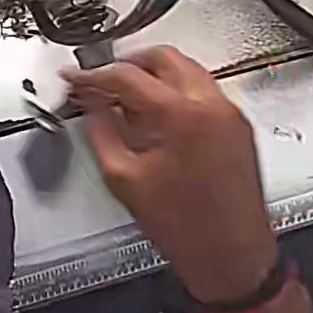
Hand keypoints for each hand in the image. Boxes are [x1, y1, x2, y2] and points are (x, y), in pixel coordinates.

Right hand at [65, 46, 278, 303]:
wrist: (230, 255)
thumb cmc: (186, 226)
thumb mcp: (122, 175)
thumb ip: (100, 128)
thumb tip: (90, 103)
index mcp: (181, 116)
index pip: (127, 75)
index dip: (92, 74)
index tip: (74, 77)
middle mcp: (212, 106)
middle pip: (163, 57)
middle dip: (126, 63)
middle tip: (101, 79)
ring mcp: (229, 115)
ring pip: (185, 69)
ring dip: (152, 74)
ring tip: (124, 96)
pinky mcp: (237, 126)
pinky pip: (201, 89)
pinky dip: (173, 90)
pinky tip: (153, 113)